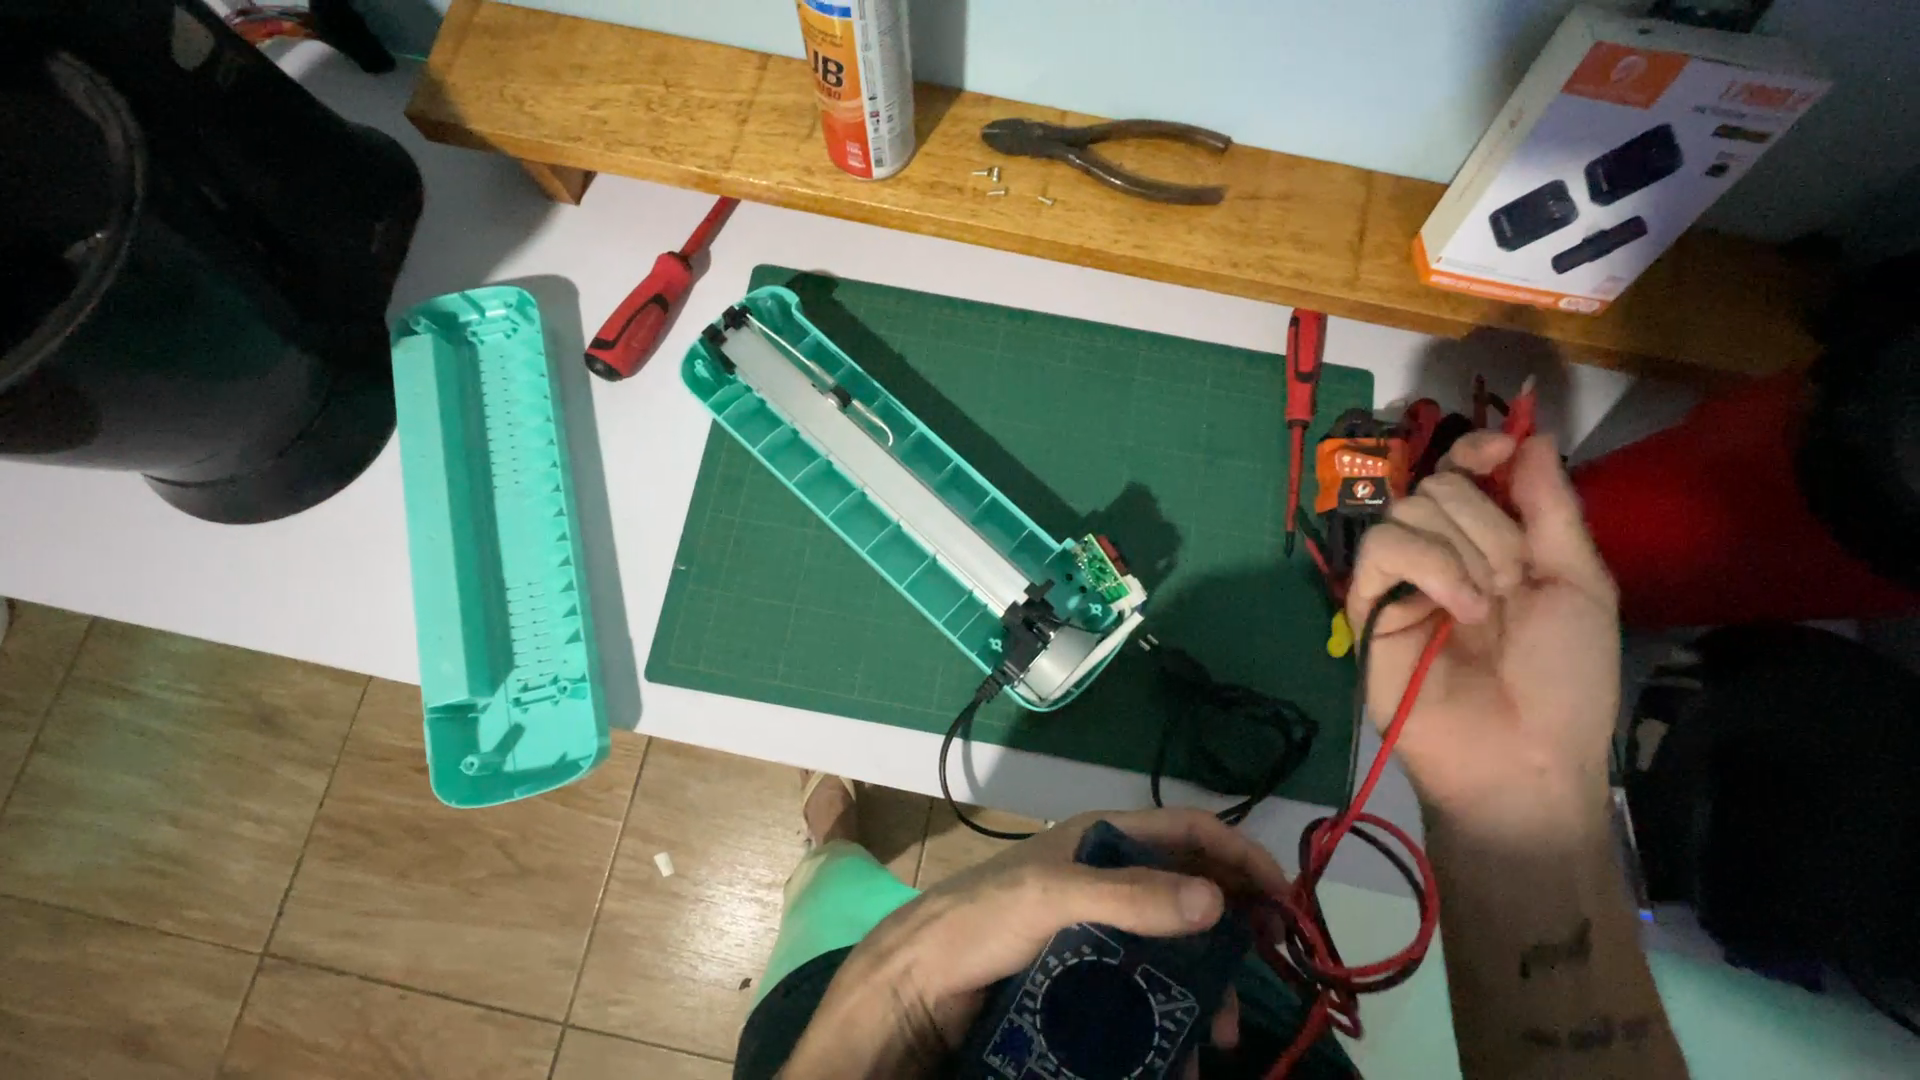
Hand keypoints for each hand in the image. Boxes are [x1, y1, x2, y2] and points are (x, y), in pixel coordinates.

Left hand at [779, 808, 1290, 1079]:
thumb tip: (1217, 900)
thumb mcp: (1054, 897)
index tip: (1284, 900)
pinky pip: (1147, 987)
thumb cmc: (985, 918)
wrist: (921, 981)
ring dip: (1203, 985)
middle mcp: (1109, 877)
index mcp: (1104, 839)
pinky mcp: (1089, 971)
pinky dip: (1171, 1013)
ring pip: (1174, 947)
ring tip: (1214, 1033)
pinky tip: (1182, 1049)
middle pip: (1191, 892)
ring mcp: (1100, 927)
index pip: (1188, 831)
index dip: (1239, 854)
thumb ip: (1131, 896)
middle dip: (1229, 931)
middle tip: (1254, 977)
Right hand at [1345, 433, 1618, 841]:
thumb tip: (1534, 435)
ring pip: (1410, 510)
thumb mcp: (1579, 584)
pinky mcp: (1367, 604)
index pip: (1465, 471)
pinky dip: (1428, 565)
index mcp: (1493, 544)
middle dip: (1488, 527)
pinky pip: (1382, 549)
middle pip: (1442, 486)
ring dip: (1462, 551)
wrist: (1521, 751)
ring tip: (1484, 606)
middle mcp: (1442, 553)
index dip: (1476, 448)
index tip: (1499, 448)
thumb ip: (1553, 508)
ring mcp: (1400, 579)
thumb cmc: (1564, 677)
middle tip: (1511, 584)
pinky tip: (1456, 606)